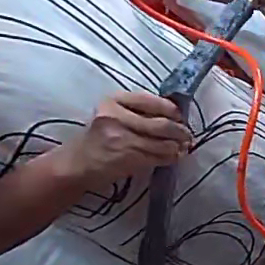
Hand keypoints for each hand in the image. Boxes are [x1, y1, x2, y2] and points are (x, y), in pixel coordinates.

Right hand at [53, 92, 191, 182]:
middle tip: (187, 135)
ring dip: (178, 146)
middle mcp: (116, 117)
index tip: (179, 116)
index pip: (151, 101)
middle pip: (162, 124)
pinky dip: (171, 158)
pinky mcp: (128, 159)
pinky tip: (174, 156)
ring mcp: (122, 139)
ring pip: (163, 143)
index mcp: (113, 101)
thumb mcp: (112, 114)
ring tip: (183, 147)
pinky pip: (158, 157)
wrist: (78, 163)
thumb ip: (138, 110)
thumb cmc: (99, 137)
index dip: (171, 109)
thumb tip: (175, 115)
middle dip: (180, 131)